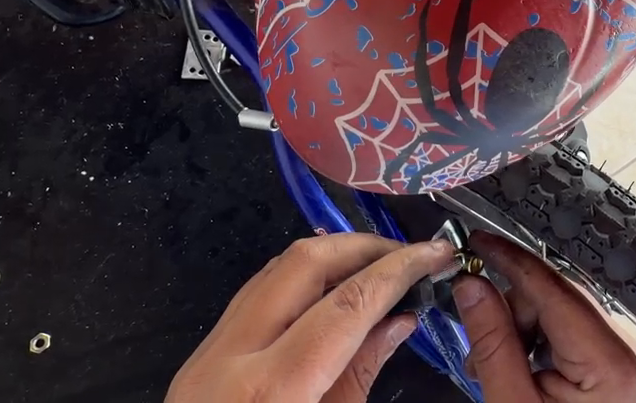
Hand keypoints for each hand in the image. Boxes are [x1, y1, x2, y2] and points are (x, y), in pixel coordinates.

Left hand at [166, 233, 456, 402]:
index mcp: (270, 393)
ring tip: (378, 267)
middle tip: (408, 256)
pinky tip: (331, 289)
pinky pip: (257, 290)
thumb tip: (400, 317)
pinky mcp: (200, 355)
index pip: (346, 304)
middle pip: (305, 262)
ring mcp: (207, 353)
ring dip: (333, 256)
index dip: (398, 269)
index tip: (436, 252)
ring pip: (277, 267)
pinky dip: (301, 277)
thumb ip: (361, 374)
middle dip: (365, 247)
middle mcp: (230, 358)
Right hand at [453, 232, 635, 402]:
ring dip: (517, 327)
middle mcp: (618, 343)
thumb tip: (470, 284)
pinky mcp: (605, 361)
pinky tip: (515, 369)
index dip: (510, 258)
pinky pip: (563, 329)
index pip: (551, 286)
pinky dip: (532, 341)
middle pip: (552, 294)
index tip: (475, 241)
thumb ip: (493, 342)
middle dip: (510, 309)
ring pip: (554, 308)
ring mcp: (615, 351)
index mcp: (606, 356)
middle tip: (475, 345)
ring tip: (492, 367)